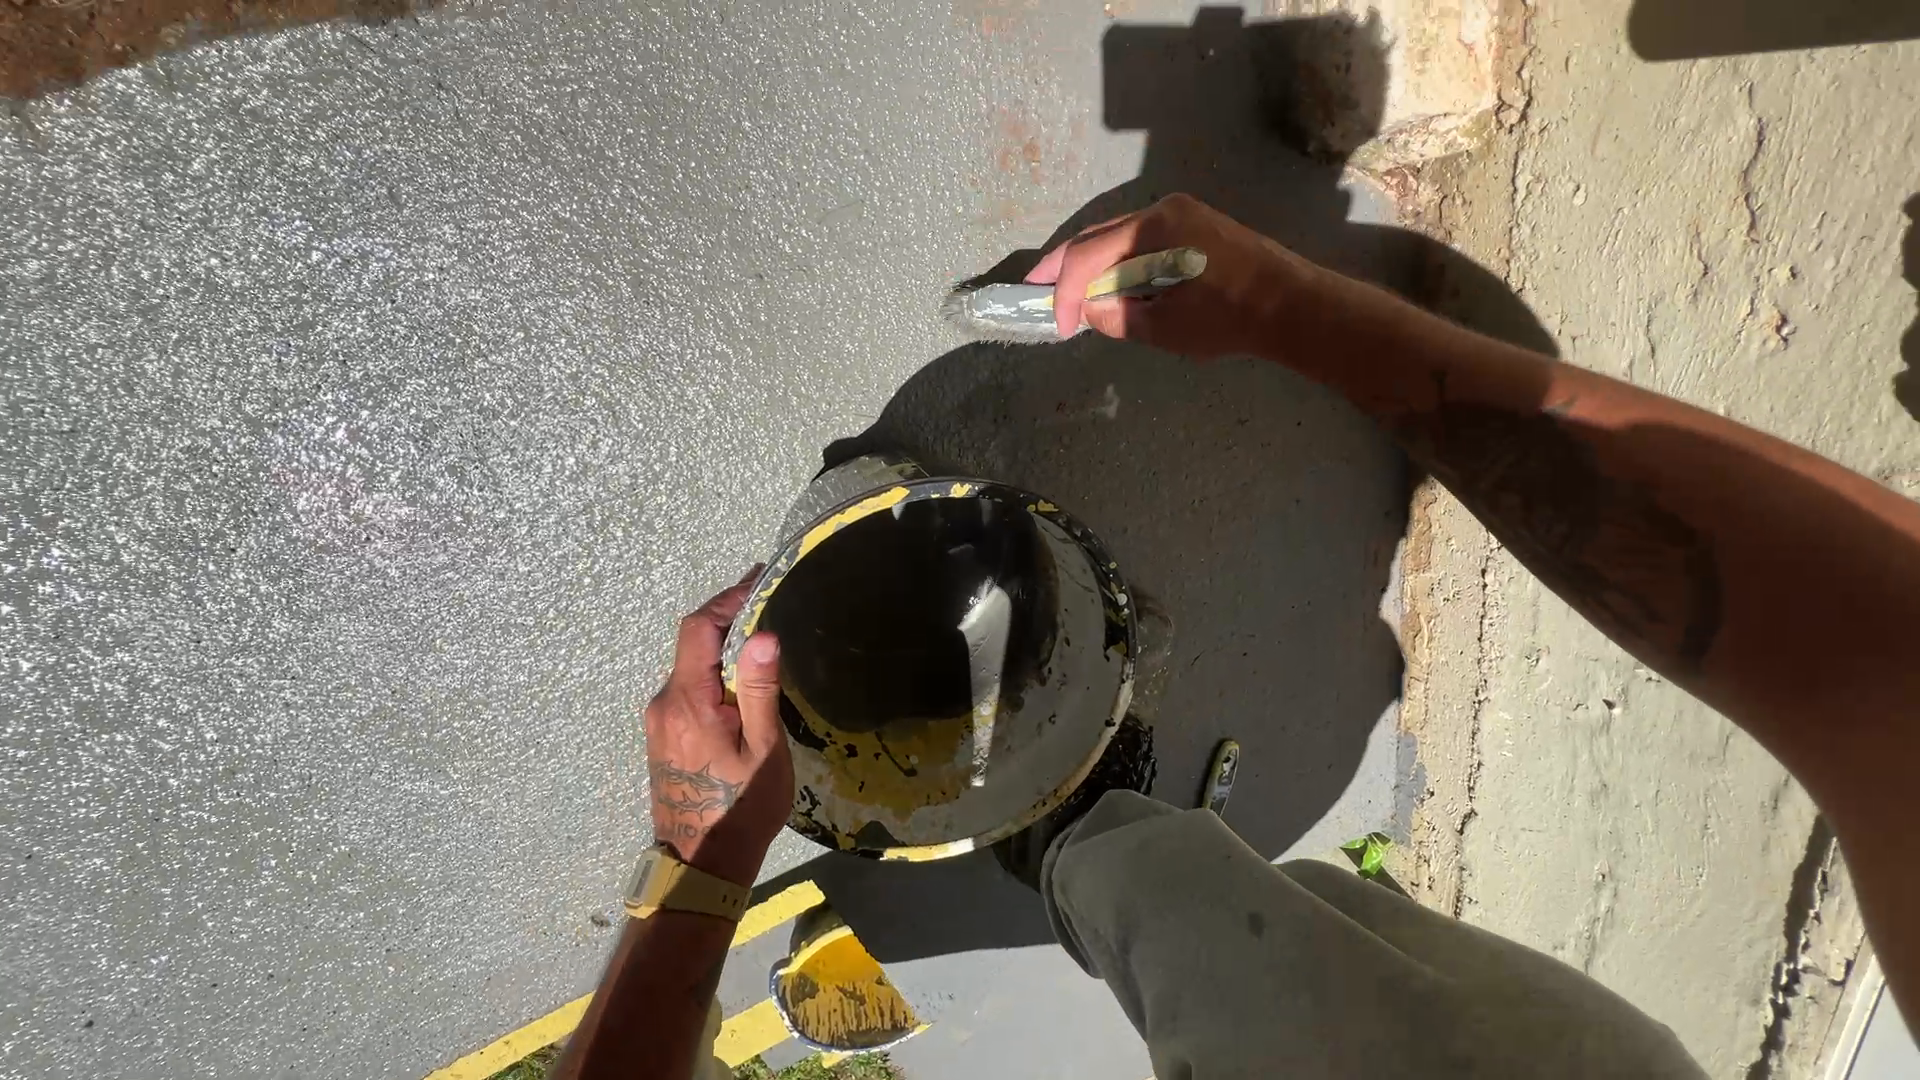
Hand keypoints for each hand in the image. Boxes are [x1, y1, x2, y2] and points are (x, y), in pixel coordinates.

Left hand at [643, 570, 792, 887]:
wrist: (701, 866)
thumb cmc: (741, 807)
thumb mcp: (762, 749)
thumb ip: (758, 691)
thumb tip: (763, 635)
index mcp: (687, 702)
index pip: (698, 629)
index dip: (727, 599)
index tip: (758, 580)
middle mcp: (664, 704)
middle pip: (692, 643)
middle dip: (729, 617)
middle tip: (769, 602)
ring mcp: (659, 721)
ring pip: (690, 666)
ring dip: (722, 646)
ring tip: (762, 638)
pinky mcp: (663, 735)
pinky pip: (688, 688)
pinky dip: (714, 671)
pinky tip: (741, 680)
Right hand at [1025, 193, 1321, 358]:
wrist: (1293, 306)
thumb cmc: (1230, 318)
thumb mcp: (1167, 327)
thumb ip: (1119, 317)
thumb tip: (1089, 310)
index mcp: (1154, 229)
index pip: (1089, 257)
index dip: (1065, 292)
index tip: (1058, 326)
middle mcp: (1162, 210)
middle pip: (1096, 237)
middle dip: (1063, 267)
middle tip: (1032, 288)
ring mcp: (1179, 215)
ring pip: (1116, 237)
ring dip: (1088, 265)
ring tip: (1062, 290)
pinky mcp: (1192, 227)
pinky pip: (1138, 241)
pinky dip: (1115, 262)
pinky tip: (1104, 283)